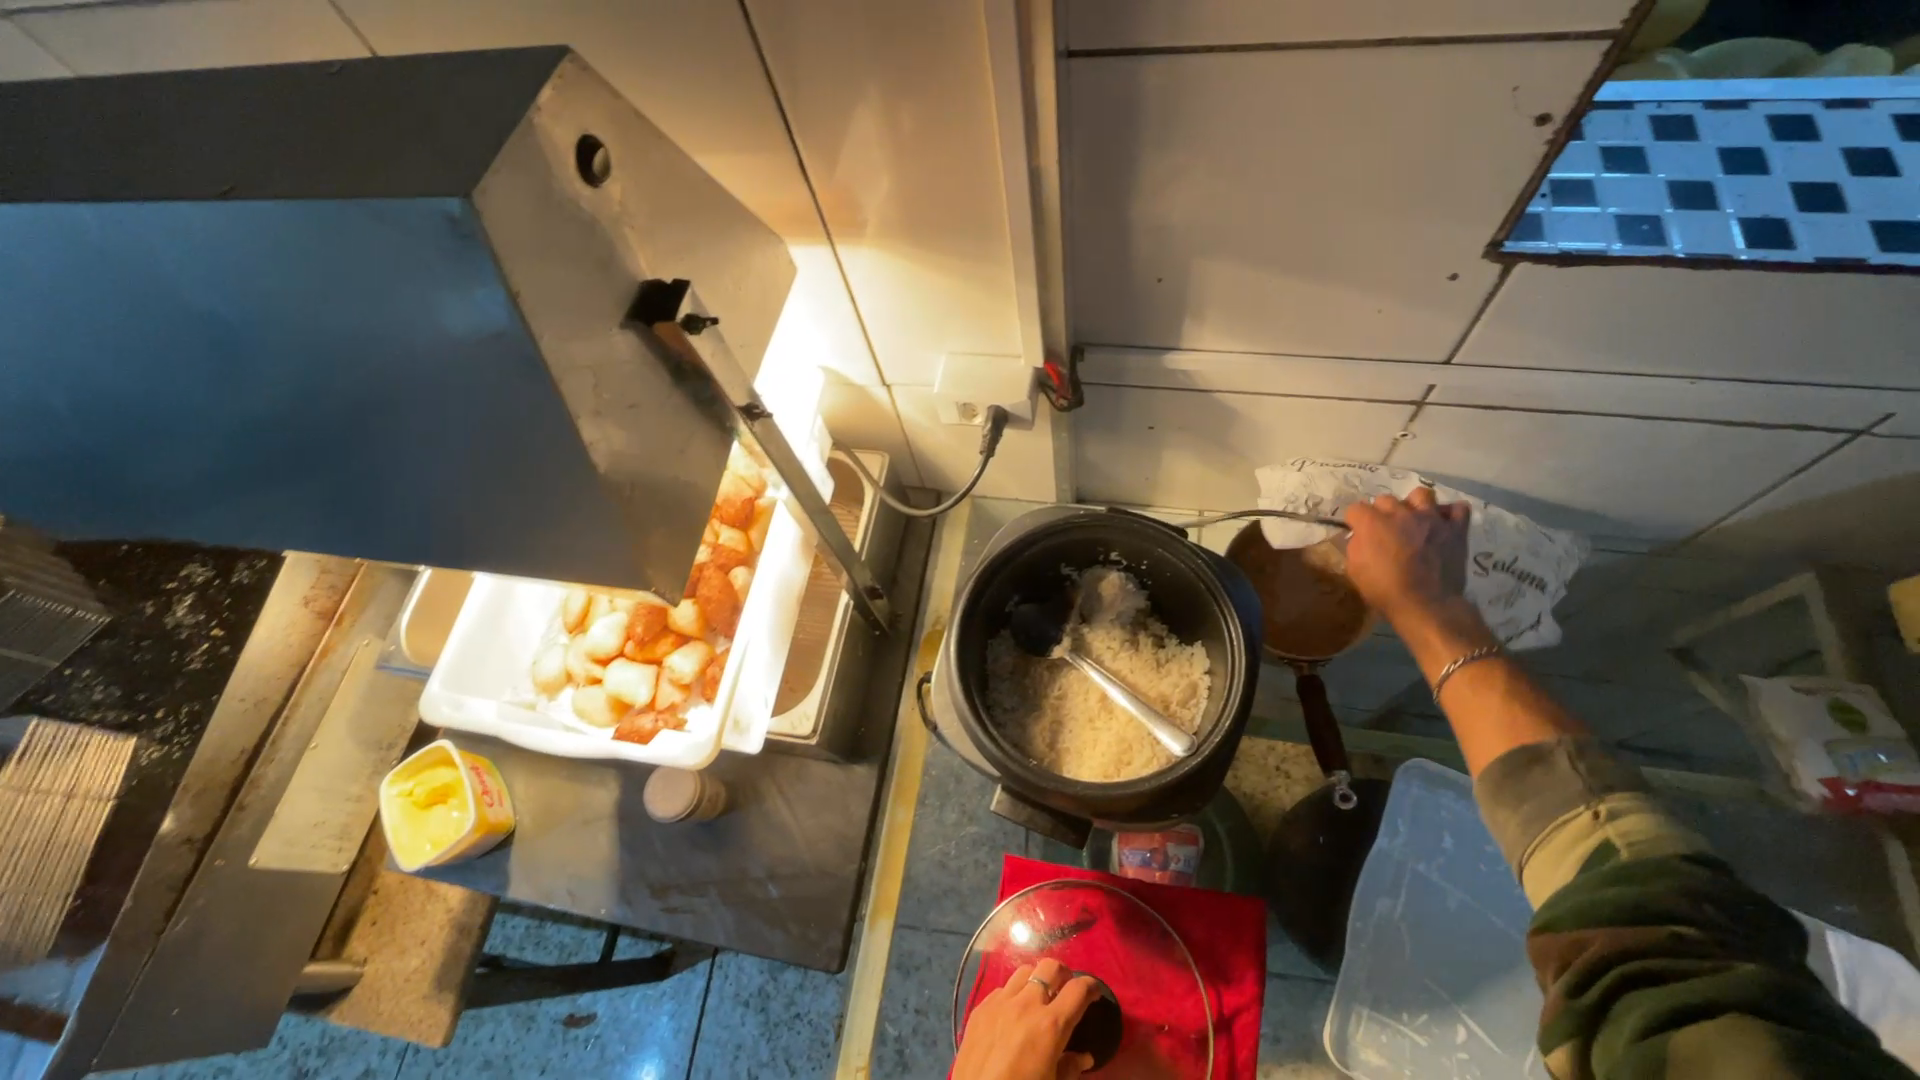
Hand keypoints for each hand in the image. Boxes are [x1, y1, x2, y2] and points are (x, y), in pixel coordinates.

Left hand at [952, 958, 1099, 1079]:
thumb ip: (1070, 1067)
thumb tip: (1084, 1057)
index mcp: (1050, 1025)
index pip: (1078, 989)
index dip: (1091, 986)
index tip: (1094, 992)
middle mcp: (1026, 1004)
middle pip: (1050, 967)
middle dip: (1063, 973)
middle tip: (1066, 988)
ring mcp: (1000, 1002)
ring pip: (1024, 971)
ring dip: (1037, 978)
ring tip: (1039, 995)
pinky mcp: (980, 1008)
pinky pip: (1002, 988)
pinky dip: (1013, 993)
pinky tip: (1013, 1012)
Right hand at [1341, 488, 1471, 624]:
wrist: (1425, 603)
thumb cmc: (1384, 590)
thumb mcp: (1355, 570)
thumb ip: (1355, 546)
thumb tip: (1361, 537)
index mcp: (1372, 523)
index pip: (1356, 509)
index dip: (1355, 521)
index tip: (1358, 532)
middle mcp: (1400, 513)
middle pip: (1385, 499)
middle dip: (1382, 513)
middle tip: (1386, 530)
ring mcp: (1430, 518)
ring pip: (1421, 495)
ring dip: (1415, 505)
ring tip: (1415, 520)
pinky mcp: (1455, 528)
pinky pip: (1459, 509)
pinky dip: (1451, 514)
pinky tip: (1444, 524)